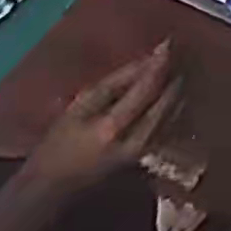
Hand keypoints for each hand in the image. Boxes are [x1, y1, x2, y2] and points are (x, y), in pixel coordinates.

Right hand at [11, 41, 180, 201]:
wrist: (53, 186)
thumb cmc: (58, 144)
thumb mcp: (77, 109)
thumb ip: (113, 84)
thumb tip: (146, 61)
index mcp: (113, 128)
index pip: (146, 90)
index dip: (158, 65)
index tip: (168, 43)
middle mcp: (139, 139)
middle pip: (168, 97)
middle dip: (173, 72)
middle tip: (176, 51)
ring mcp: (149, 148)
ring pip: (176, 107)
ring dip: (177, 84)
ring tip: (176, 64)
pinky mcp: (153, 152)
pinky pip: (174, 119)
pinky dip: (176, 100)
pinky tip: (172, 87)